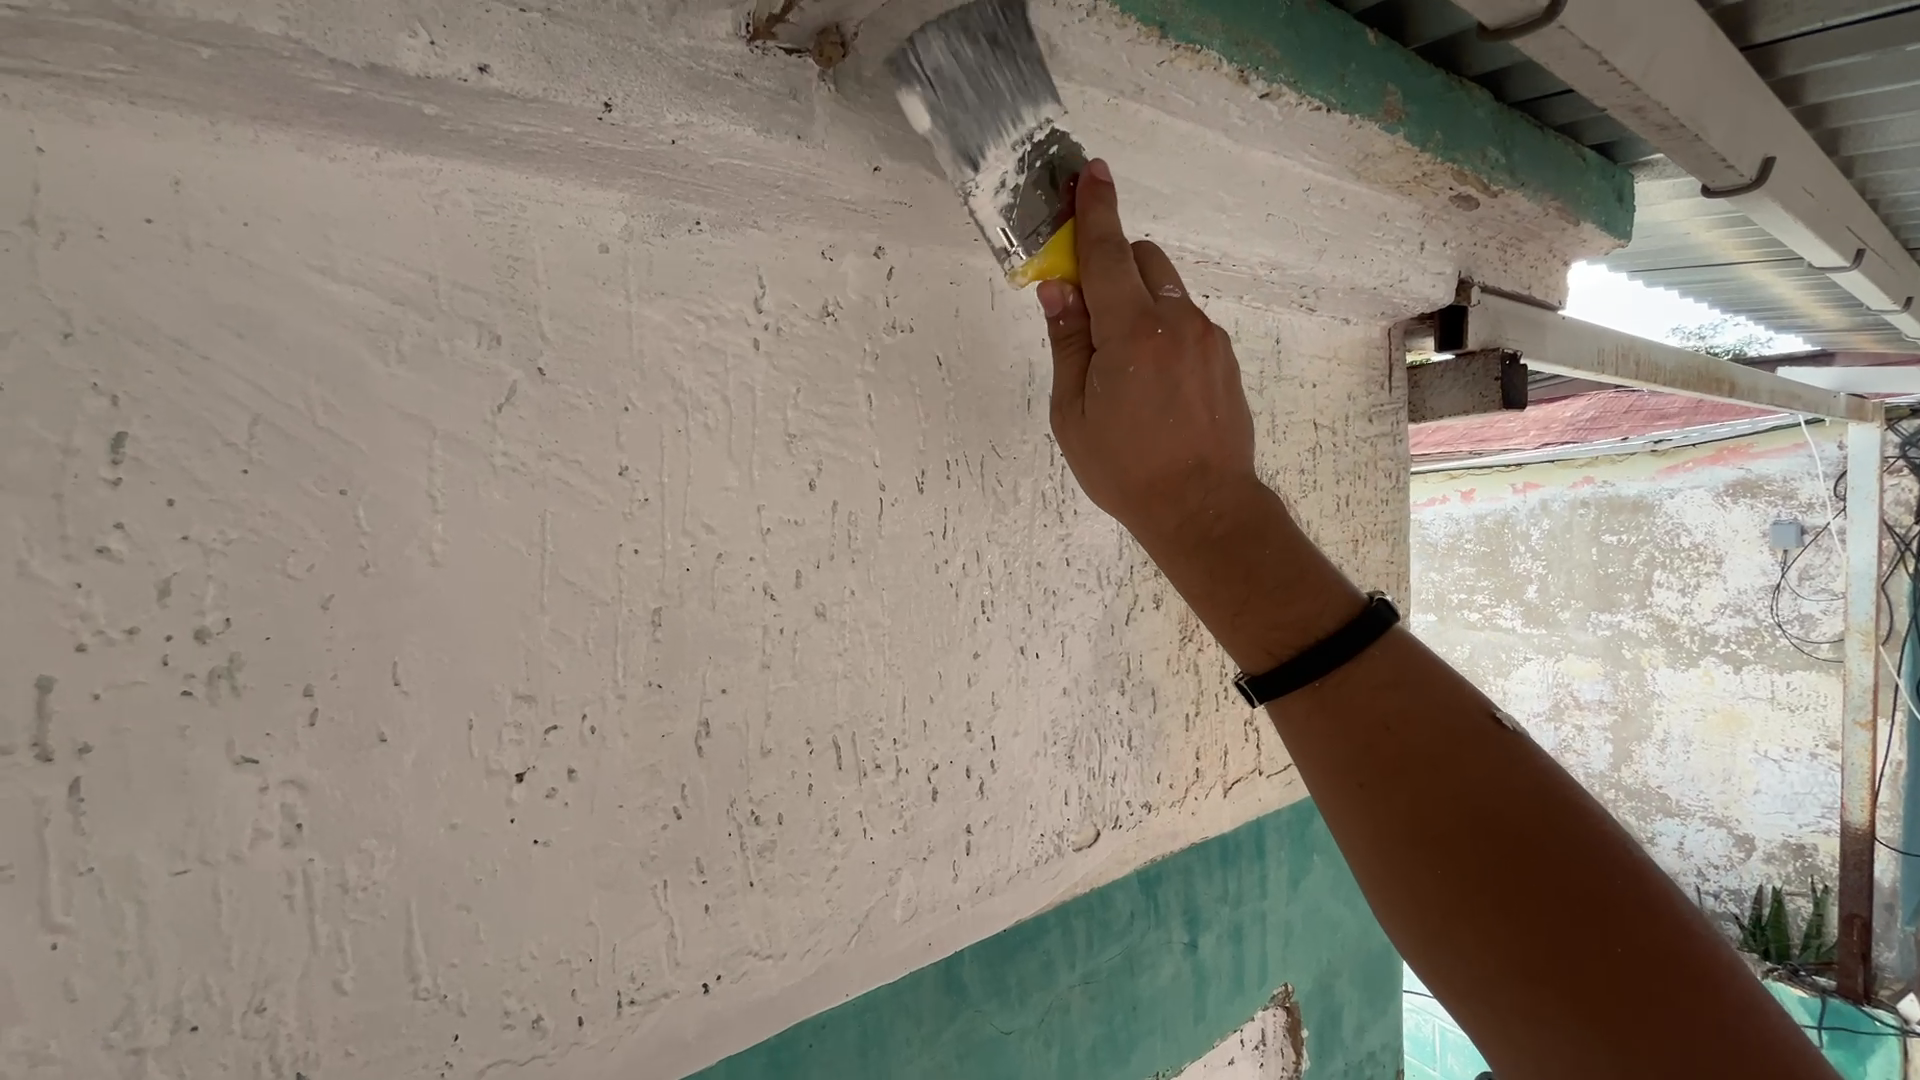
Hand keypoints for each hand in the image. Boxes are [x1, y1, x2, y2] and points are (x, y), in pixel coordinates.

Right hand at [1039, 159, 1260, 550]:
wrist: (1203, 508)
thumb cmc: (1124, 469)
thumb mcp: (1073, 413)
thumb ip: (1068, 342)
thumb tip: (1058, 289)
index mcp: (1131, 333)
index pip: (1109, 253)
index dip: (1095, 210)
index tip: (1090, 172)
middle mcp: (1177, 322)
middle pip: (1144, 259)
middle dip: (1114, 264)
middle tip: (1088, 308)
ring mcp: (1208, 338)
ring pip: (1167, 292)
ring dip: (1138, 302)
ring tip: (1121, 365)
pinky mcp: (1224, 358)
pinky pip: (1186, 323)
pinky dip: (1161, 329)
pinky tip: (1152, 383)